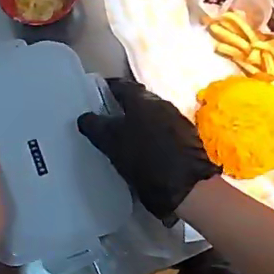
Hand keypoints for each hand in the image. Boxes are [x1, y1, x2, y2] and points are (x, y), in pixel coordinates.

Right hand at [76, 78, 219, 222]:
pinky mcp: (189, 139)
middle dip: (124, 106)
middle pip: (139, 99)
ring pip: (153, 115)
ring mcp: (179, 121)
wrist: (188, 188)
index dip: (108, 88)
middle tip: (108, 116)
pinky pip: (164, 130)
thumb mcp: (112, 144)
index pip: (121, 85)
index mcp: (142, 100)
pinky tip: (146, 149)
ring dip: (140, 121)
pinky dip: (152, 135)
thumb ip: (96, 127)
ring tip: (125, 135)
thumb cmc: (145, 161)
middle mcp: (163, 104)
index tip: (97, 94)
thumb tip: (85, 117)